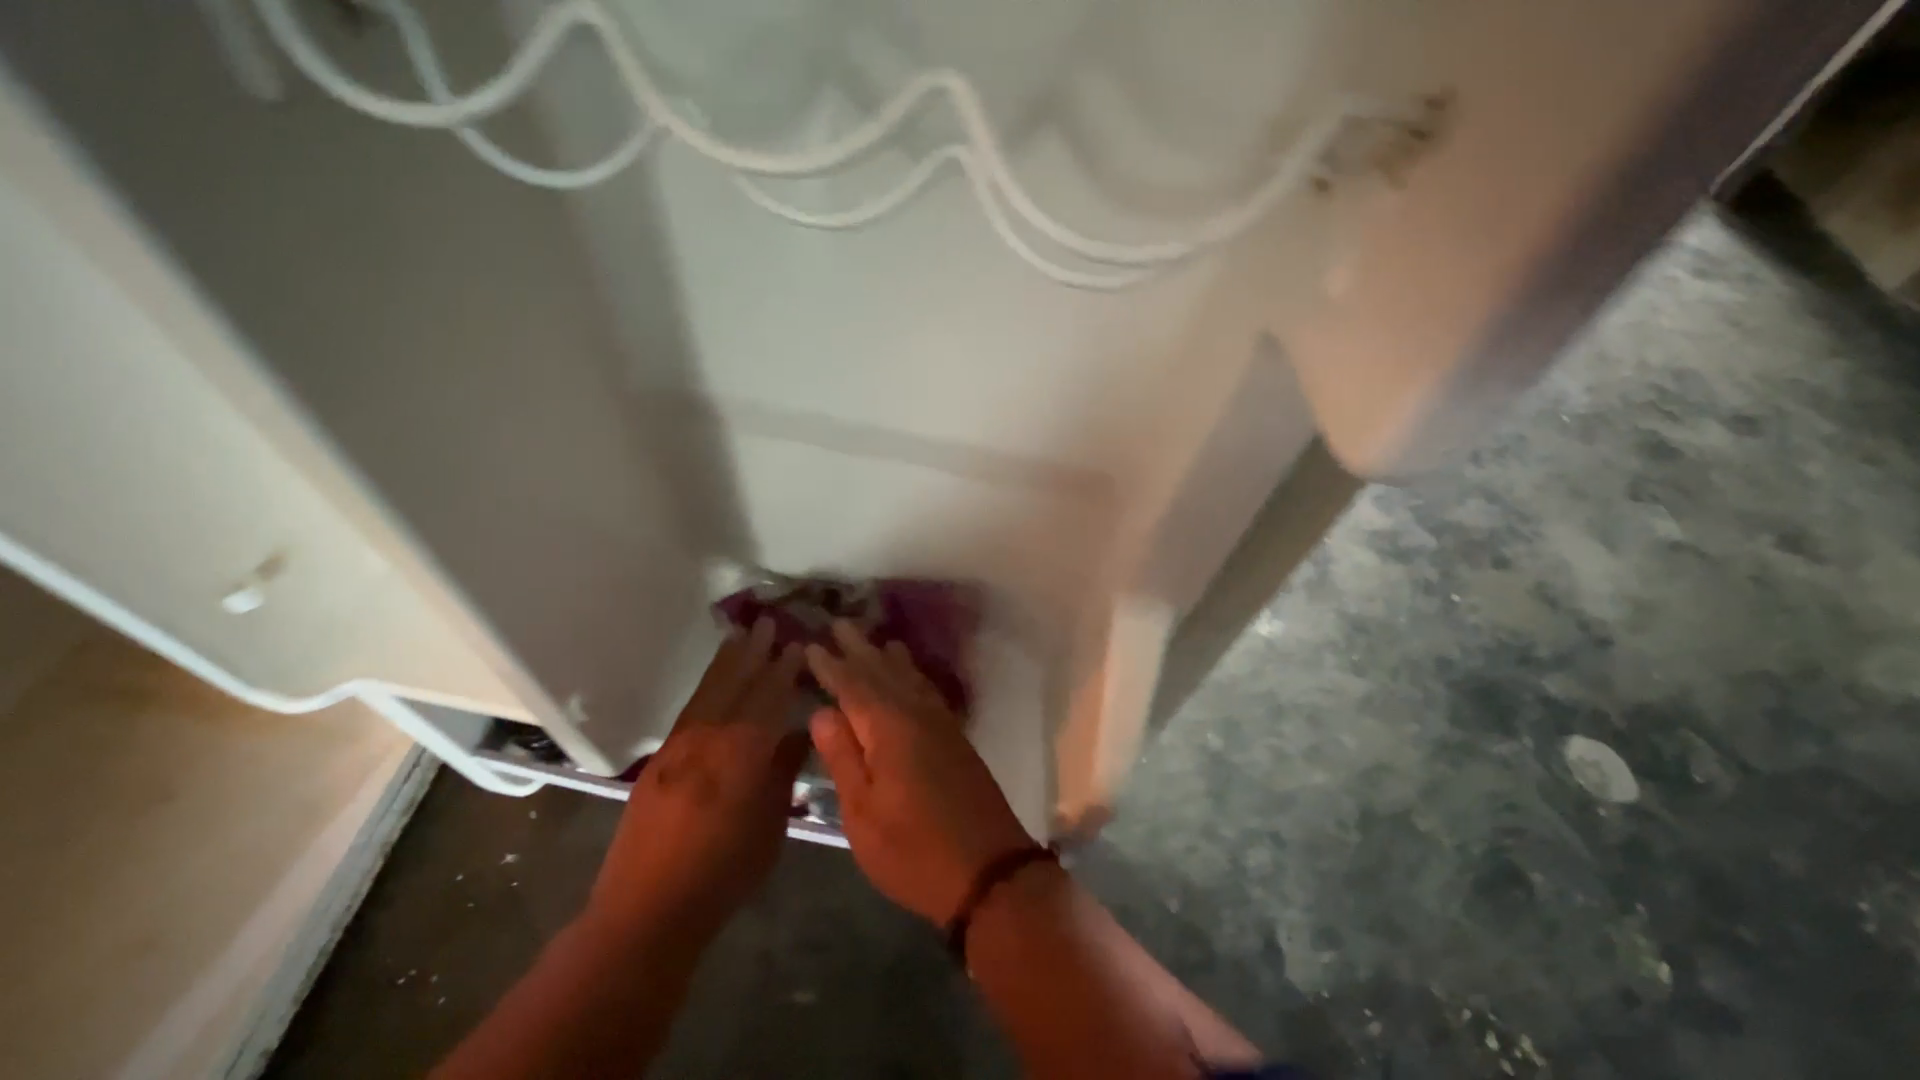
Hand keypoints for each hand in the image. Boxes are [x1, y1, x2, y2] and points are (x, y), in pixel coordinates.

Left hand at [588, 620, 808, 937]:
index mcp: (741, 754)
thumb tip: (797, 736)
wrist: (648, 908)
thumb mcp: (769, 827)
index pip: (769, 699)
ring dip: (726, 664)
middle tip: (766, 623)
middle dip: (753, 654)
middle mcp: (707, 739)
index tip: (798, 644)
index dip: (784, 671)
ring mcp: (677, 748)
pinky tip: (714, 686)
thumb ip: (782, 775)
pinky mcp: (658, 762)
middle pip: (734, 685)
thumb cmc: (723, 874)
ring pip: (707, 694)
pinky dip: (706, 689)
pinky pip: (689, 712)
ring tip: (739, 638)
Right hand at [806, 621, 1033, 924]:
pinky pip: (930, 695)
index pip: (853, 687)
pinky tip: (914, 683)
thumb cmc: (913, 851)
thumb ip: (843, 758)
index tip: (812, 645)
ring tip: (880, 641)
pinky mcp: (958, 744)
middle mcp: (918, 717)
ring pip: (912, 682)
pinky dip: (917, 680)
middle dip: (861, 651)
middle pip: (885, 675)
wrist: (989, 872)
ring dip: (892, 661)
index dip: (831, 666)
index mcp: (889, 730)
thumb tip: (823, 712)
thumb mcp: (862, 813)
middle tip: (841, 624)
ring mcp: (943, 729)